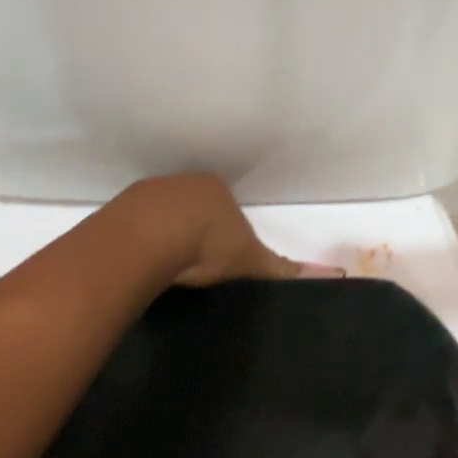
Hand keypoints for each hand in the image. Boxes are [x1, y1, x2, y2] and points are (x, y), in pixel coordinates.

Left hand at [118, 173, 344, 286]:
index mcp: (216, 188)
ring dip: (167, 236)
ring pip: (163, 216)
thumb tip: (335, 275)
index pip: (228, 208)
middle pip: (194, 208)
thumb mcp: (252, 260)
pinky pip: (137, 227)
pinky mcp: (121, 209)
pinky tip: (147, 264)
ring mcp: (149, 193)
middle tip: (198, 266)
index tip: (225, 259)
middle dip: (197, 232)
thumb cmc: (207, 244)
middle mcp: (183, 182)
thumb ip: (284, 268)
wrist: (147, 239)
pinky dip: (144, 242)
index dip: (229, 233)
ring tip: (172, 269)